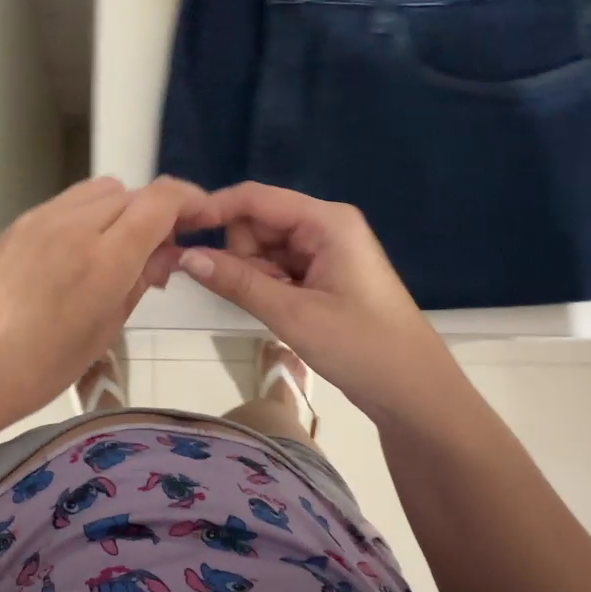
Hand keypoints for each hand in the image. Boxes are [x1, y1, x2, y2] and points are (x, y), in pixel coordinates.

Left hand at [0, 176, 199, 418]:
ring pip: (99, 191)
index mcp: (104, 256)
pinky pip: (67, 204)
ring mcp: (41, 218)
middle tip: (157, 254)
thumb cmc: (37, 368)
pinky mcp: (17, 223)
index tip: (202, 218)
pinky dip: (87, 216)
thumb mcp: (102, 332)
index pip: (161, 200)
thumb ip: (137, 283)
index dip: (190, 201)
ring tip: (115, 252)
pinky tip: (77, 255)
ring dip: (120, 210)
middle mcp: (75, 223)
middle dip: (155, 213)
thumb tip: (163, 255)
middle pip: (132, 192)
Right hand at [177, 182, 437, 410]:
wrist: (414, 394)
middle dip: (240, 253)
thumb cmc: (361, 347)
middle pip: (257, 222)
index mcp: (326, 220)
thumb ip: (236, 281)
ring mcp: (326, 251)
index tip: (176, 232)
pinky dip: (268, 286)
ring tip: (276, 310)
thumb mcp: (292, 314)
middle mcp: (325, 226)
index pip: (255, 198)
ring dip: (254, 275)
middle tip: (253, 295)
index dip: (213, 210)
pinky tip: (280, 313)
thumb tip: (185, 256)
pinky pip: (279, 268)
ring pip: (264, 248)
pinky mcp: (324, 275)